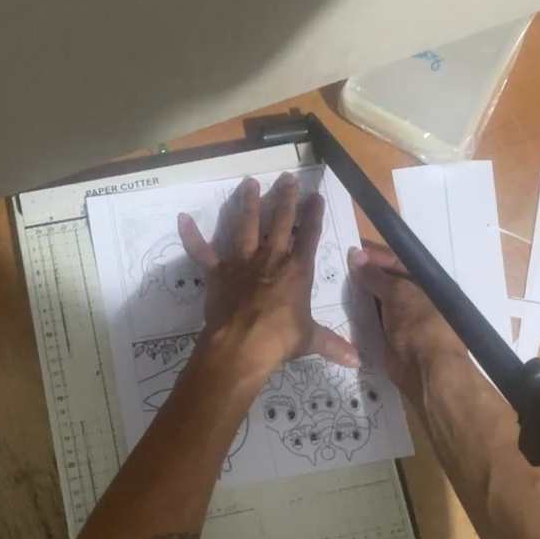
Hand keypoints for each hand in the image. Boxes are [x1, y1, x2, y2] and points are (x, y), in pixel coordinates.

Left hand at [178, 174, 358, 377]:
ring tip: (249, 183)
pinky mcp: (217, 273)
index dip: (313, 215)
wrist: (243, 344)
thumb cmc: (280, 339)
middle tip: (287, 178)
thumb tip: (356, 360)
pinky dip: (191, 236)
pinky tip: (183, 219)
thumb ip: (332, 345)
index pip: (309, 237)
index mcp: (297, 271)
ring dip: (248, 204)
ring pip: (245, 226)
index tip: (316, 196)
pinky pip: (201, 252)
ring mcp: (242, 263)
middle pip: (279, 222)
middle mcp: (271, 259)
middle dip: (285, 199)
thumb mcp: (311, 340)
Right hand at [348, 242, 472, 395]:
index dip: (374, 255)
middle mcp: (416, 298)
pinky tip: (337, 308)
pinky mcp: (390, 337)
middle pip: (385, 281)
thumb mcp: (399, 293)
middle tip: (334, 268)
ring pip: (376, 301)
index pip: (397, 262)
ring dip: (358, 295)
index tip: (349, 250)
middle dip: (363, 275)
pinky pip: (371, 321)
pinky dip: (357, 315)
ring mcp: (402, 319)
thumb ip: (375, 276)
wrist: (426, 369)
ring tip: (330, 286)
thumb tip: (356, 255)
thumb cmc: (419, 325)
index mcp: (426, 283)